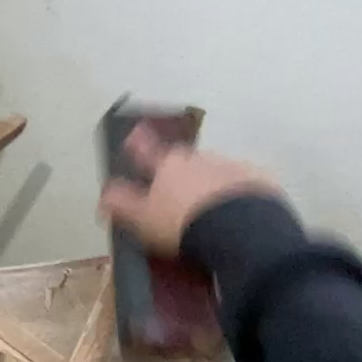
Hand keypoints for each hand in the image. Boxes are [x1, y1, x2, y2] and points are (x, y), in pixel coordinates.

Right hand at [98, 124, 281, 255]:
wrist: (236, 230)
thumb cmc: (180, 223)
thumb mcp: (140, 218)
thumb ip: (120, 203)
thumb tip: (103, 194)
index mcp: (168, 164)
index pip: (147, 151)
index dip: (138, 143)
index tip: (135, 131)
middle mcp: (199, 158)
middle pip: (185, 162)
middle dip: (180, 174)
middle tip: (177, 198)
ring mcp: (231, 166)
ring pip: (215, 172)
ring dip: (210, 184)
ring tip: (207, 212)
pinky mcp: (259, 180)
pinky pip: (243, 185)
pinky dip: (237, 194)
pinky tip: (234, 214)